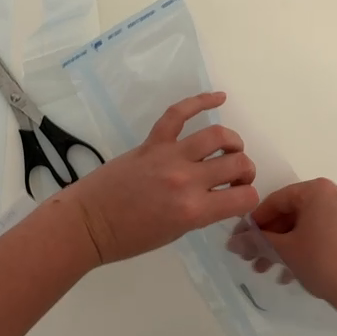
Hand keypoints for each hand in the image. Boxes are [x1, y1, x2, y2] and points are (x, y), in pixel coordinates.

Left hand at [57, 92, 258, 264]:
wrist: (88, 223)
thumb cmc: (130, 238)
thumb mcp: (177, 233)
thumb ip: (202, 211)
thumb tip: (219, 195)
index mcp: (195, 211)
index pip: (244, 197)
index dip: (248, 198)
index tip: (238, 198)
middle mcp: (187, 180)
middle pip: (237, 163)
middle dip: (245, 170)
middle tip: (235, 176)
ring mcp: (169, 157)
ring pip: (217, 135)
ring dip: (232, 141)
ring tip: (230, 148)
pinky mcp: (152, 142)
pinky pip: (179, 113)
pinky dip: (201, 101)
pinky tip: (218, 97)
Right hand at [246, 178, 336, 311]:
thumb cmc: (322, 263)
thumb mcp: (284, 251)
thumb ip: (256, 242)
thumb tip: (232, 243)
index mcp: (316, 190)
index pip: (275, 201)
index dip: (254, 223)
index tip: (239, 241)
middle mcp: (333, 194)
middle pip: (290, 214)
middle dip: (268, 239)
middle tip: (251, 259)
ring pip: (304, 227)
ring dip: (283, 248)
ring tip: (266, 270)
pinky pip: (320, 234)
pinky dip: (303, 249)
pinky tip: (289, 274)